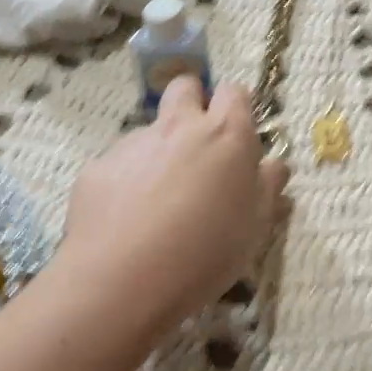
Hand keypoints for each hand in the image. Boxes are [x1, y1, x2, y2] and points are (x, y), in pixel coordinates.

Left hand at [55, 77, 289, 319]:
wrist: (120, 283)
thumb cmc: (204, 253)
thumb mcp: (255, 227)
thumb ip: (267, 186)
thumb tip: (273, 164)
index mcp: (225, 134)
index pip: (235, 91)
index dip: (236, 107)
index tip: (236, 135)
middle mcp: (180, 126)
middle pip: (185, 86)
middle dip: (191, 103)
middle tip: (195, 146)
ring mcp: (135, 143)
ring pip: (150, 130)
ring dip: (158, 151)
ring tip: (155, 201)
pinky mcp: (98, 167)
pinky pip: (117, 164)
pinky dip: (124, 182)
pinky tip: (123, 221)